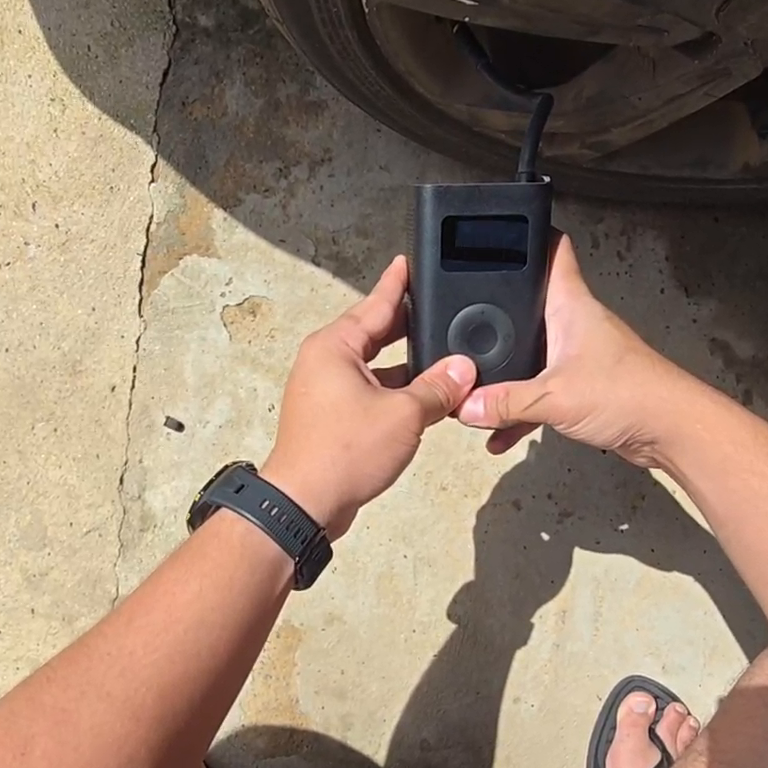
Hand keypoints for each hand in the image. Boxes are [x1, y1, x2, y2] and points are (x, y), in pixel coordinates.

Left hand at [262, 256, 476, 538]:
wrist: (305, 503)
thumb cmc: (343, 452)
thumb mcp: (404, 415)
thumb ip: (438, 388)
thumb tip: (462, 370)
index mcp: (335, 346)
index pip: (374, 303)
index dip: (397, 284)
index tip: (407, 263)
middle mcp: (324, 363)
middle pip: (373, 334)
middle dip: (407, 327)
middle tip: (436, 310)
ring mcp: (324, 392)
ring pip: (373, 369)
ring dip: (405, 369)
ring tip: (442, 360)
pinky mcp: (330, 419)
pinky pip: (368, 395)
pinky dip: (393, 395)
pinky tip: (422, 400)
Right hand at [457, 234, 696, 467]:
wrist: (669, 430)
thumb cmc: (628, 393)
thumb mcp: (554, 397)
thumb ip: (505, 402)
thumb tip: (465, 405)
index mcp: (571, 306)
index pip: (552, 251)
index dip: (529, 235)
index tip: (501, 230)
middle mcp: (575, 324)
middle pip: (530, 307)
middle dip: (498, 315)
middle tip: (462, 315)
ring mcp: (579, 357)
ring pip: (532, 358)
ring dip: (507, 375)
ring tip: (472, 390)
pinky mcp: (583, 389)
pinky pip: (540, 395)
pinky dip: (520, 411)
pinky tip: (499, 434)